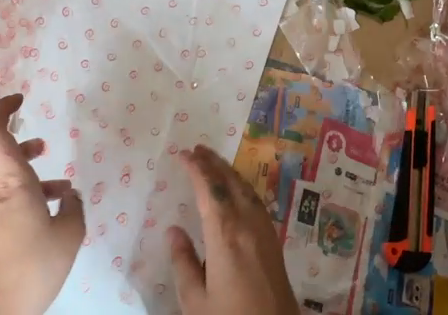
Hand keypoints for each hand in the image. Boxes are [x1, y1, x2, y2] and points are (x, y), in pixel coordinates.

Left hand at [0, 93, 85, 314]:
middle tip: (44, 147)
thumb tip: (69, 196)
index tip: (19, 99)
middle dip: (22, 147)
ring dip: (28, 178)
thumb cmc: (33, 268)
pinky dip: (21, 202)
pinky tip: (46, 221)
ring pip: (2, 183)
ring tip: (60, 191)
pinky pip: (1, 206)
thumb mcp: (69, 234)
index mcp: (11, 183)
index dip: (2, 109)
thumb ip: (73, 208)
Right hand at [167, 145, 299, 314]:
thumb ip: (183, 263)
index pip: (209, 189)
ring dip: (229, 171)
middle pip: (230, 181)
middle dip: (213, 162)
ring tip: (214, 162)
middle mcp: (247, 223)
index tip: (183, 154)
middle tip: (197, 149)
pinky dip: (242, 186)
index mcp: (225, 234)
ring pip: (246, 188)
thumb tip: (173, 230)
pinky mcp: (274, 241)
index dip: (196, 168)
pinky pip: (256, 201)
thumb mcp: (196, 301)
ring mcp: (264, 230)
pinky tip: (237, 191)